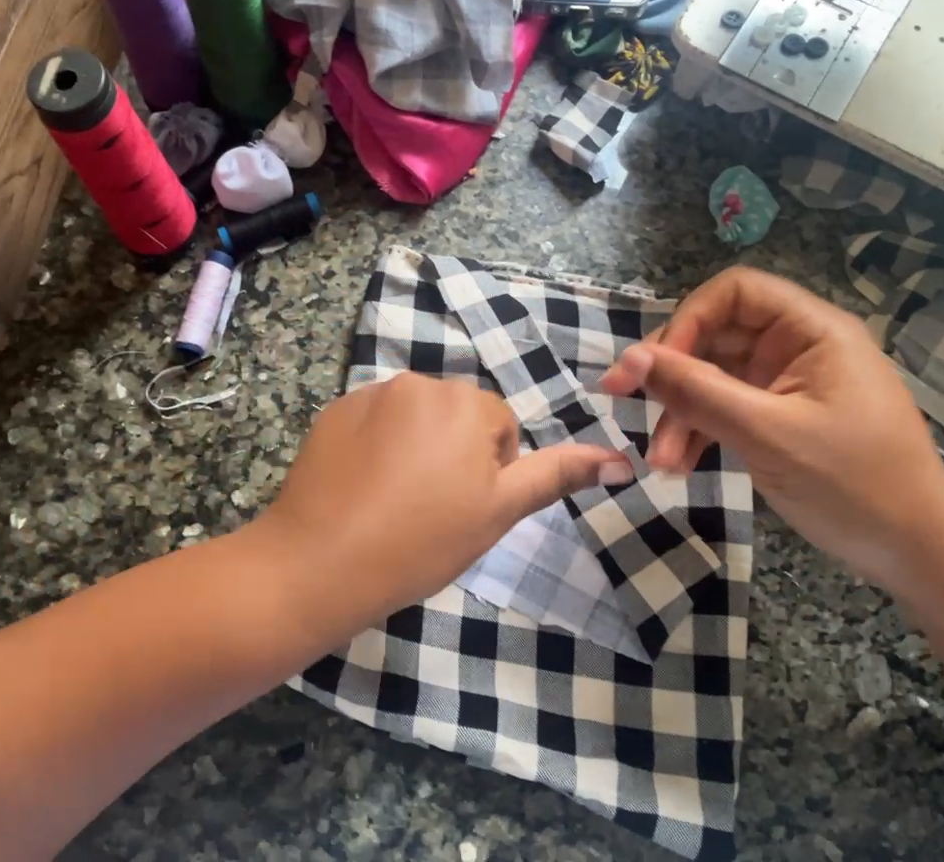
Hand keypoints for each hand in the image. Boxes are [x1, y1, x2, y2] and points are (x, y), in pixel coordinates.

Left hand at [253, 373, 631, 628]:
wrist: (322, 561)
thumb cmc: (422, 541)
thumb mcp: (499, 512)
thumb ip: (556, 475)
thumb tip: (621, 459)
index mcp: (466, 403)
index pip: (500, 429)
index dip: (488, 473)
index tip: (462, 509)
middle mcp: (419, 383)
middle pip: (456, 416)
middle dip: (453, 453)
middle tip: (430, 508)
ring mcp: (370, 394)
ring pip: (413, 418)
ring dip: (414, 447)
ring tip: (393, 501)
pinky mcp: (334, 411)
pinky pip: (372, 422)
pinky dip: (374, 447)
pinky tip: (361, 489)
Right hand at [598, 267, 943, 588]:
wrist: (916, 554)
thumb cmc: (855, 486)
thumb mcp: (767, 436)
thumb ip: (697, 392)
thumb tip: (629, 358)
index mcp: (812, 332)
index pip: (735, 292)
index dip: (688, 320)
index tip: (655, 366)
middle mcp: (798, 348)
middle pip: (715, 336)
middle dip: (673, 377)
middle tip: (627, 406)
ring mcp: (788, 385)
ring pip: (713, 378)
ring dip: (680, 414)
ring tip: (661, 461)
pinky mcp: (780, 418)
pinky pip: (725, 409)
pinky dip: (699, 432)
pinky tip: (679, 465)